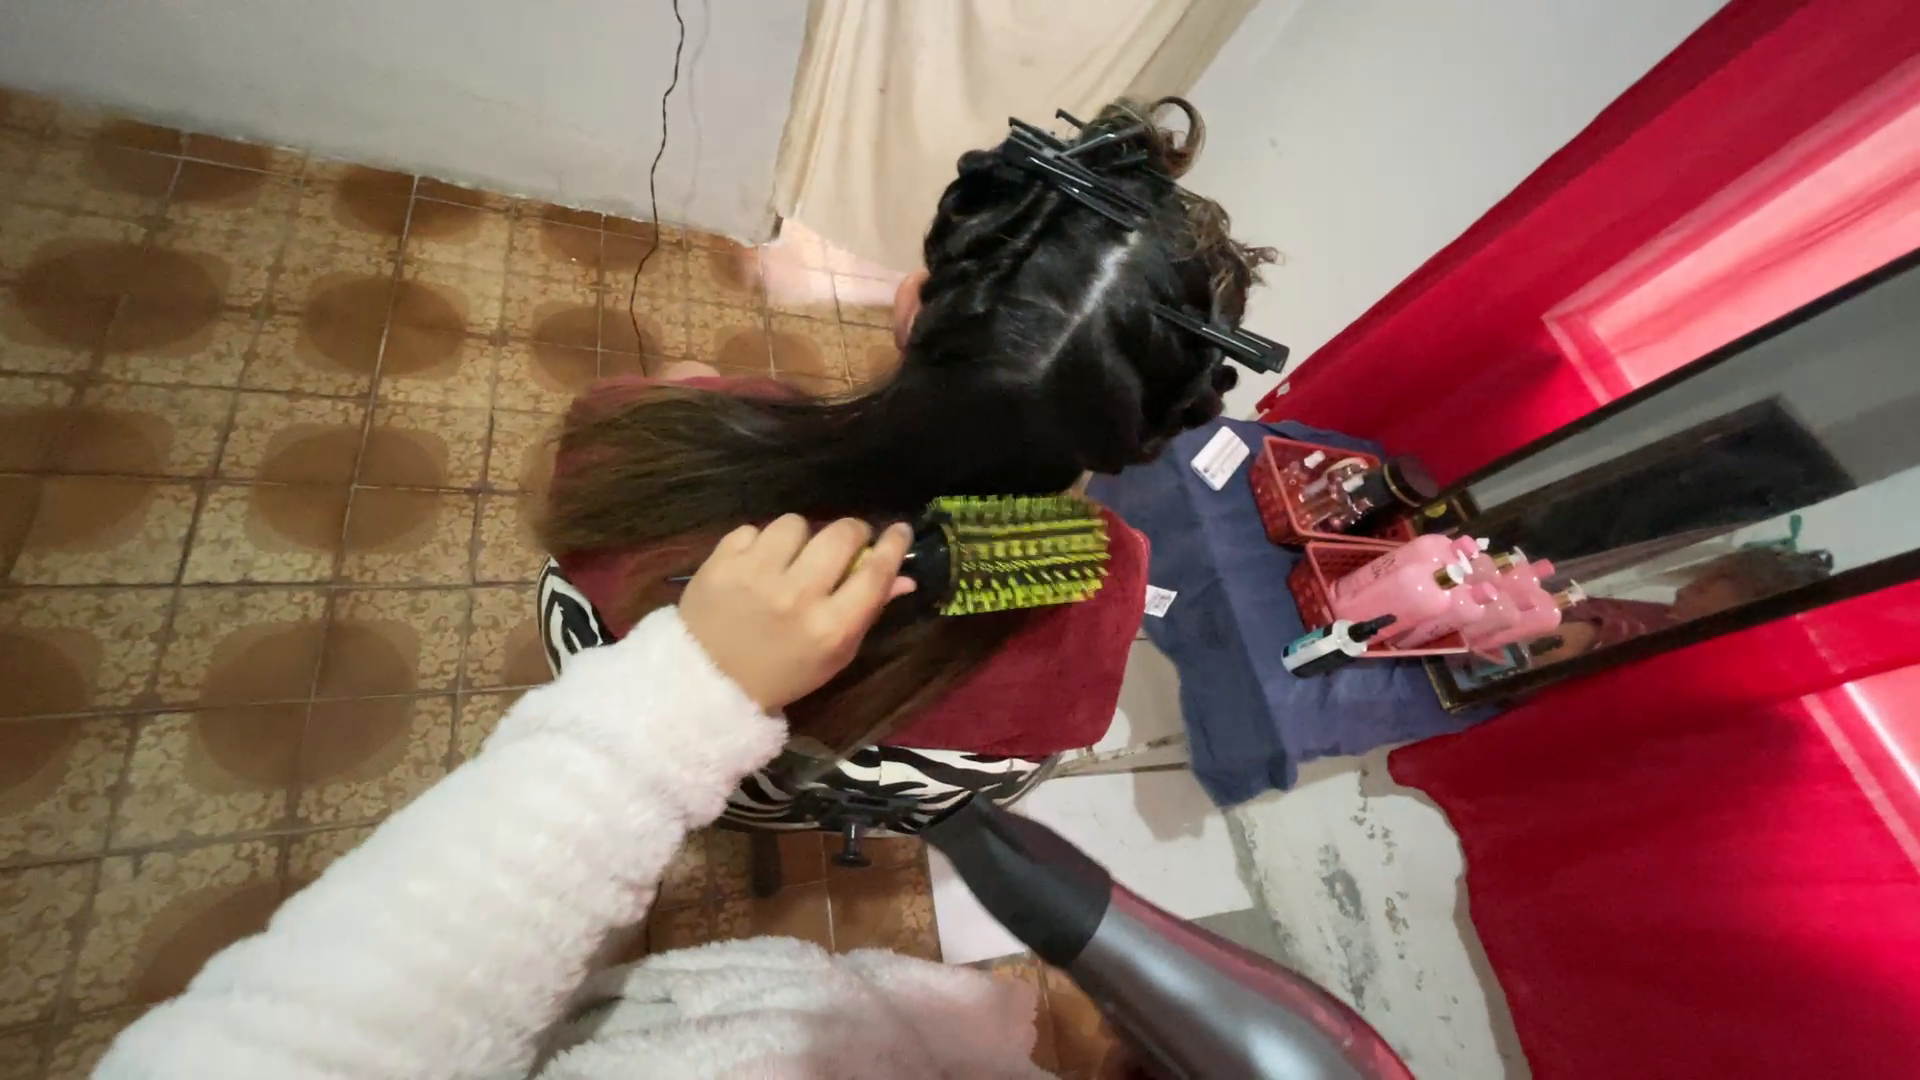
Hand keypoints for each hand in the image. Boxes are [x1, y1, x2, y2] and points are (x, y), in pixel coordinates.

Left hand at [679, 516, 915, 709]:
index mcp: (830, 628)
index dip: (893, 545)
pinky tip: (757, 566)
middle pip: (841, 535)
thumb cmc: (784, 673)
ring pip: (795, 524)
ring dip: (800, 537)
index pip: (876, 572)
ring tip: (791, 558)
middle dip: (852, 532)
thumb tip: (903, 575)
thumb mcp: (835, 655)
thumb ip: (869, 611)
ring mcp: (755, 576)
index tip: (900, 530)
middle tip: (847, 542)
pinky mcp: (720, 564)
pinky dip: (759, 544)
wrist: (708, 685)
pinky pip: (753, 529)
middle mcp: (797, 597)